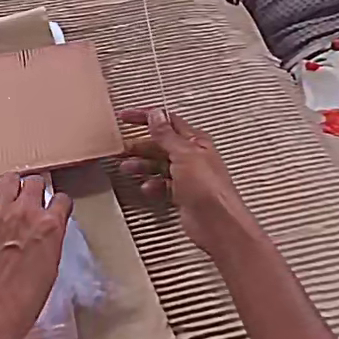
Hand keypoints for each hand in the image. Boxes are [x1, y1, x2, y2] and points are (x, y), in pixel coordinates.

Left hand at [0, 173, 72, 338]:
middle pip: (35, 181)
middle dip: (34, 190)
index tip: (53, 208)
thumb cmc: (21, 301)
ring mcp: (1, 210)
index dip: (57, 204)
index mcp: (51, 226)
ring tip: (8, 198)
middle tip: (29, 202)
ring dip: (12, 186)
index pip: (61, 199)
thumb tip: (48, 232)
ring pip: (10, 178)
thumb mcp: (50, 268)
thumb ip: (50, 240)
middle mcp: (27, 212)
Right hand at [117, 109, 262, 259]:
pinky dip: (152, 185)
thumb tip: (156, 115)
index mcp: (195, 141)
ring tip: (126, 166)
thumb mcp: (184, 154)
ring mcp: (187, 177)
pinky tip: (147, 187)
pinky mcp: (182, 195)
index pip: (167, 121)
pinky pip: (162, 185)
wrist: (217, 223)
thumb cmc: (209, 187)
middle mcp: (192, 157)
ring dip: (142, 165)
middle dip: (140, 145)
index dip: (146, 117)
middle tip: (121, 147)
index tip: (126, 117)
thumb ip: (167, 135)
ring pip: (159, 165)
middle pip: (160, 144)